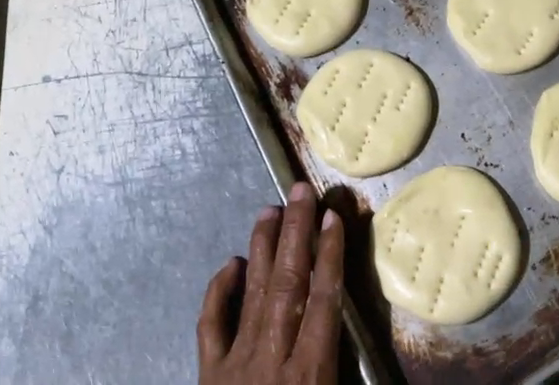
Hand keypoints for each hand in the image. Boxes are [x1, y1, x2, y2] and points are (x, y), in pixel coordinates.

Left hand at [198, 182, 345, 384]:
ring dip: (263, 248)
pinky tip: (232, 262)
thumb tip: (349, 320)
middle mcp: (272, 356)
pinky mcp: (209, 373)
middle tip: (300, 191)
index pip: (324, 300)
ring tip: (270, 210)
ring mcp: (236, 363)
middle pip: (288, 283)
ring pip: (252, 293)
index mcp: (309, 371)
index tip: (333, 216)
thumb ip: (341, 362)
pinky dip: (219, 290)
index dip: (330, 254)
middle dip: (296, 233)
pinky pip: (211, 324)